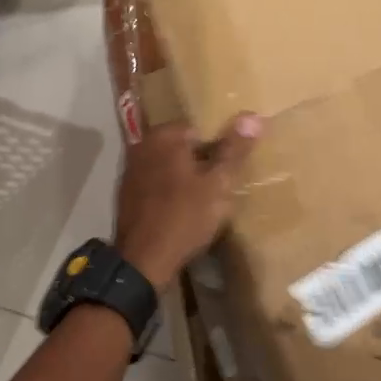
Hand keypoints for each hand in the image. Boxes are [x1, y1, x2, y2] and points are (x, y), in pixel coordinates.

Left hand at [114, 113, 261, 289]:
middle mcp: (143, 145)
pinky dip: (170, 190)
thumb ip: (234, 149)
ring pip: (169, 164)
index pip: (200, 127)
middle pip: (183, 145)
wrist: (141, 265)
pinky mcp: (127, 195)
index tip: (230, 165)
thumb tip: (253, 115)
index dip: (220, 145)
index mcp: (164, 136)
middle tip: (222, 181)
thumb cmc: (183, 218)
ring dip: (186, 175)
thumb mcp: (217, 184)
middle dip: (202, 159)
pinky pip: (157, 182)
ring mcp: (131, 171)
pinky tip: (183, 209)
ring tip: (206, 197)